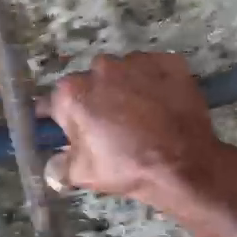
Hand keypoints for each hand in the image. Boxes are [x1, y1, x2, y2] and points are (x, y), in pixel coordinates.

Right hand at [39, 53, 227, 209]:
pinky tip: (161, 106)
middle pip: (90, 83)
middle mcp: (100, 68)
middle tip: (112, 128)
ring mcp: (137, 61)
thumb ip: (59, 166)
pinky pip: (153, 70)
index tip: (73, 130)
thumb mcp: (83, 175)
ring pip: (122, 73)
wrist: (184, 164)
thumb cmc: (127, 168)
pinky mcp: (168, 61)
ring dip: (126, 89)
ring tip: (142, 117)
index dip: (63, 118)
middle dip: (96, 101)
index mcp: (73, 92)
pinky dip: (154, 83)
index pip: (55, 102)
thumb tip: (52, 163)